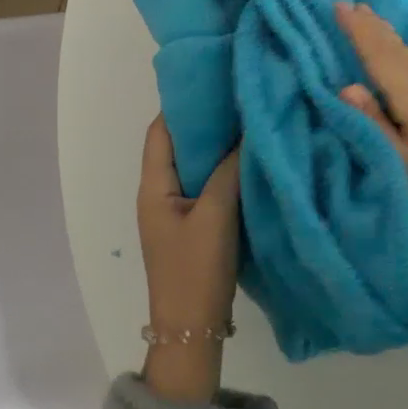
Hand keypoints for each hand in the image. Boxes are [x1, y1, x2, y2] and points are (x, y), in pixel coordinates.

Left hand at [136, 116, 240, 401]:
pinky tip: (253, 156)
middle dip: (207, 118)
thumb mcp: (215, 215)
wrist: (193, 331)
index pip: (161, 130)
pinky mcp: (197, 224)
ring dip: (219, 143)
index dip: (184, 101)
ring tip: (251, 116)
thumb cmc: (195, 269)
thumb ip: (230, 169)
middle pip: (180, 143)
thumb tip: (249, 129)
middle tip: (242, 92)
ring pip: (198, 163)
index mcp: (154, 186)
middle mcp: (161, 192)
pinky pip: (210, 183)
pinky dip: (227, 166)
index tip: (215, 77)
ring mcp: (179, 210)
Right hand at [335, 1, 407, 247]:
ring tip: (377, 21)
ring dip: (391, 39)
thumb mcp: (403, 164)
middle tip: (353, 3)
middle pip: (397, 53)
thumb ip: (375, 125)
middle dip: (374, 29)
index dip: (359, 33)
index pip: (381, 59)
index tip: (339, 6)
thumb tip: (346, 85)